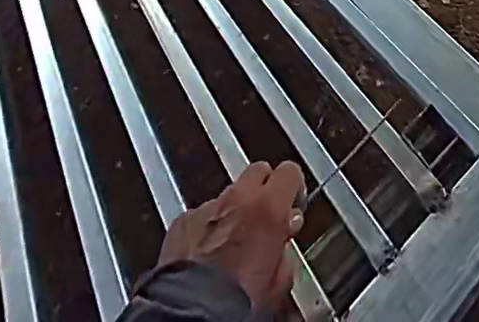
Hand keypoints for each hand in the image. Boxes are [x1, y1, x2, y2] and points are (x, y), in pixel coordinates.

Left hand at [157, 161, 306, 310]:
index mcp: (268, 206)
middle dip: (265, 189)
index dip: (294, 188)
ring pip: (230, 192)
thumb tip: (282, 250)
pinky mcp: (184, 221)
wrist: (191, 314)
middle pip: (260, 171)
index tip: (292, 205)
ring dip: (236, 209)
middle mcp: (239, 198)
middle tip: (265, 217)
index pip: (291, 171)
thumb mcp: (278, 281)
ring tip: (234, 240)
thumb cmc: (234, 300)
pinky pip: (202, 213)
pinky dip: (208, 226)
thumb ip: (286, 252)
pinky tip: (207, 251)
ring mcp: (209, 207)